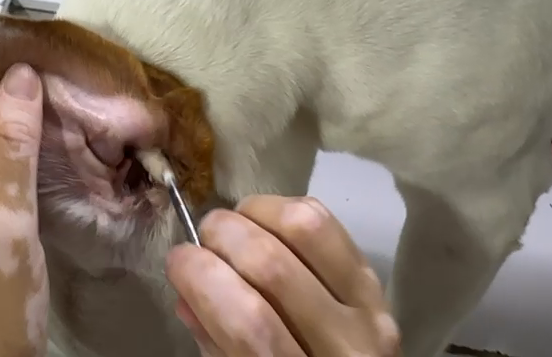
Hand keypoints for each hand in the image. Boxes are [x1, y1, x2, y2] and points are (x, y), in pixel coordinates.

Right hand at [166, 195, 400, 356]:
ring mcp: (368, 313)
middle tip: (201, 242)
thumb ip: (215, 341)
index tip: (176, 261)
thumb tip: (185, 282)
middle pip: (272, 266)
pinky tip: (264, 225)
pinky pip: (326, 223)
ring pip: (304, 228)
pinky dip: (283, 210)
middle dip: (220, 237)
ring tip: (232, 228)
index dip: (202, 278)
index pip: (250, 324)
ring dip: (252, 215)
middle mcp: (345, 351)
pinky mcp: (376, 284)